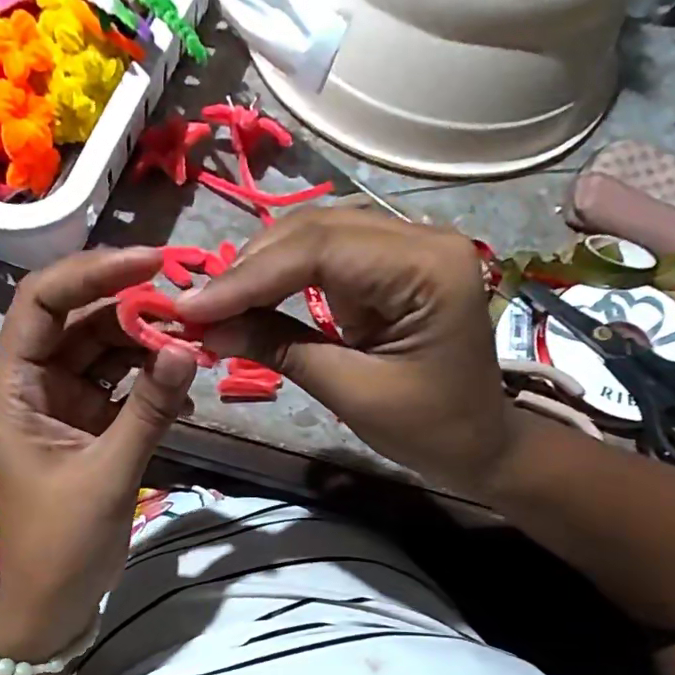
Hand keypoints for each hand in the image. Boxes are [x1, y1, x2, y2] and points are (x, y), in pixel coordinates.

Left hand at [0, 248, 196, 658]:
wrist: (56, 601)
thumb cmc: (62, 542)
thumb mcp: (108, 473)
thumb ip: (148, 410)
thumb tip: (188, 349)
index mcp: (18, 388)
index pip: (43, 304)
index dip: (92, 275)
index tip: (151, 262)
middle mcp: (40, 385)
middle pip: (84, 322)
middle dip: (135, 309)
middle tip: (193, 305)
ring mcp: (71, 405)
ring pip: (110, 352)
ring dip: (151, 345)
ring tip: (198, 344)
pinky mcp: (97, 427)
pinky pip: (128, 388)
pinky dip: (156, 384)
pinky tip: (185, 395)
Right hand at [179, 209, 512, 488]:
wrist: (481, 444)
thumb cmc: (431, 429)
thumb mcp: (353, 392)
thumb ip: (281, 350)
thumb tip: (206, 327)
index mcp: (429, 267)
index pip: (323, 249)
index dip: (250, 276)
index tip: (193, 307)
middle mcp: (423, 238)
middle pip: (317, 230)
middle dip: (251, 268)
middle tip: (197, 307)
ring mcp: (409, 247)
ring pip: (318, 236)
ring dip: (263, 268)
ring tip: (217, 304)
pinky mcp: (393, 266)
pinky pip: (330, 257)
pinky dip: (285, 277)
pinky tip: (251, 297)